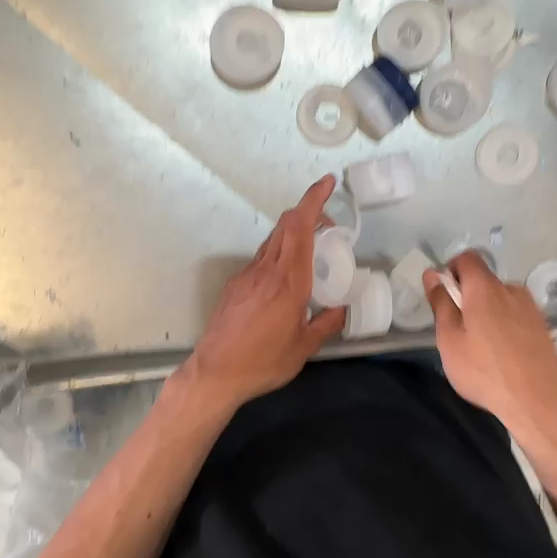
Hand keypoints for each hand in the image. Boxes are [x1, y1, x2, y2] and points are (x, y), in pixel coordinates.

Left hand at [180, 176, 348, 410]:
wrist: (215, 373)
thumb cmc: (263, 362)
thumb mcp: (304, 348)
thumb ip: (325, 324)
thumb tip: (341, 311)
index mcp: (289, 281)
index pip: (301, 226)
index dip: (314, 200)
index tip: (327, 184)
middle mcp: (266, 270)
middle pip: (286, 225)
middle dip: (308, 213)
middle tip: (329, 224)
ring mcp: (247, 276)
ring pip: (272, 241)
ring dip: (293, 235)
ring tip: (312, 250)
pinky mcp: (234, 287)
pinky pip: (261, 260)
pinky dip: (278, 255)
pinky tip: (285, 279)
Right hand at [425, 254, 556, 441]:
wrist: (535, 401)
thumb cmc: (483, 371)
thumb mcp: (449, 340)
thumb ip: (441, 303)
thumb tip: (432, 275)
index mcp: (485, 288)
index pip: (467, 258)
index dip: (451, 270)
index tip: (444, 296)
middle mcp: (512, 290)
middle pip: (484, 281)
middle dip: (468, 297)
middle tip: (458, 331)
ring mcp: (531, 308)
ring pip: (501, 299)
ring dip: (488, 312)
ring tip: (482, 347)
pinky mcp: (543, 326)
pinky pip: (516, 316)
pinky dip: (505, 326)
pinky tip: (503, 354)